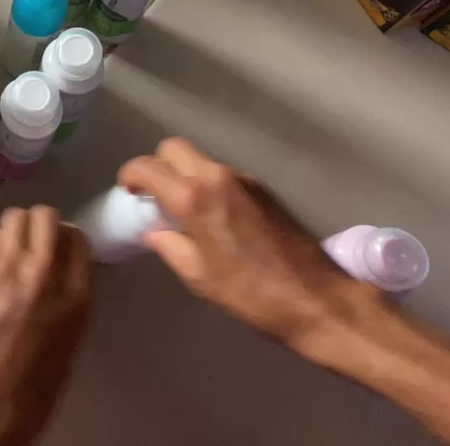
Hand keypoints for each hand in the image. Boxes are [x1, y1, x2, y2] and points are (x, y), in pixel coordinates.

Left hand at [0, 206, 92, 445]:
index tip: (59, 245)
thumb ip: (68, 305)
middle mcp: (44, 274)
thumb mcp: (68, 349)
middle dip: (41, 224)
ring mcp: (6, 269)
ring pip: (14, 217)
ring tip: (10, 249)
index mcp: (76, 299)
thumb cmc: (28, 395)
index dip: (67, 237)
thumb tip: (61, 278)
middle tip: (33, 242)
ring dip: (15, 229)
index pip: (78, 239)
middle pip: (46, 217)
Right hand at [119, 138, 380, 356]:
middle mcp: (217, 177)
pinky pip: (223, 175)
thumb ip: (171, 247)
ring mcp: (243, 179)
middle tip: (155, 194)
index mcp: (195, 198)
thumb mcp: (200, 278)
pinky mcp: (263, 189)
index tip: (129, 191)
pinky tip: (217, 218)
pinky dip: (209, 185)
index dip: (131, 174)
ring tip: (187, 210)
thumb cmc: (253, 294)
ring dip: (186, 175)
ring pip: (200, 160)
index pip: (149, 167)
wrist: (320, 301)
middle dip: (158, 164)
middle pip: (174, 148)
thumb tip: (156, 233)